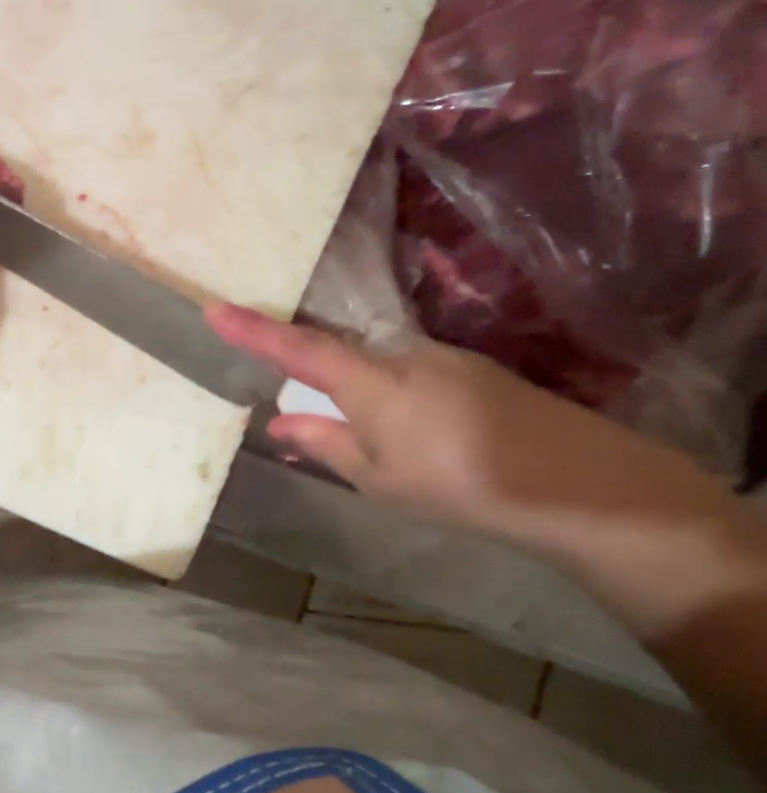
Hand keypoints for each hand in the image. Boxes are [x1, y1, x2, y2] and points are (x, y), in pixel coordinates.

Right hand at [204, 303, 732, 549]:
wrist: (578, 484)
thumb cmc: (457, 483)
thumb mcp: (375, 476)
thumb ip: (324, 441)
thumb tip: (281, 421)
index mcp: (371, 381)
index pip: (297, 349)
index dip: (253, 330)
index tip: (213, 308)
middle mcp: (405, 356)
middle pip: (337, 350)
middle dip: (302, 365)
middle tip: (282, 396)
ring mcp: (445, 360)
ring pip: (375, 365)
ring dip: (349, 389)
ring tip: (353, 436)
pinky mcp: (474, 374)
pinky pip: (407, 374)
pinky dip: (384, 394)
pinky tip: (401, 434)